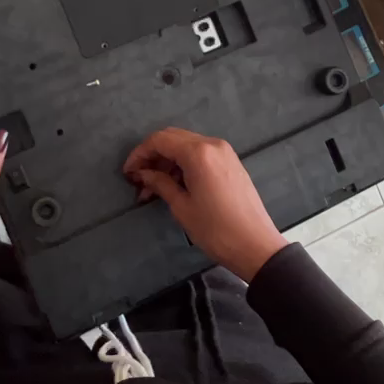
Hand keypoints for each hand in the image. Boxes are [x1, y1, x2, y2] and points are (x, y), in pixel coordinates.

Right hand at [123, 128, 288, 280]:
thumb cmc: (215, 229)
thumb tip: (142, 174)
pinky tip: (174, 185)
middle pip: (173, 138)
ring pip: (187, 146)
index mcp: (198, 153)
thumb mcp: (182, 207)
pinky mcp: (231, 162)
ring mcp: (224, 152)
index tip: (128, 173)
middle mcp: (212, 144)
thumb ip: (160, 183)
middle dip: (152, 156)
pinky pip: (201, 154)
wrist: (255, 245)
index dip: (140, 154)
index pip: (160, 140)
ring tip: (153, 189)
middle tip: (138, 180)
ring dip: (168, 161)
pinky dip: (184, 164)